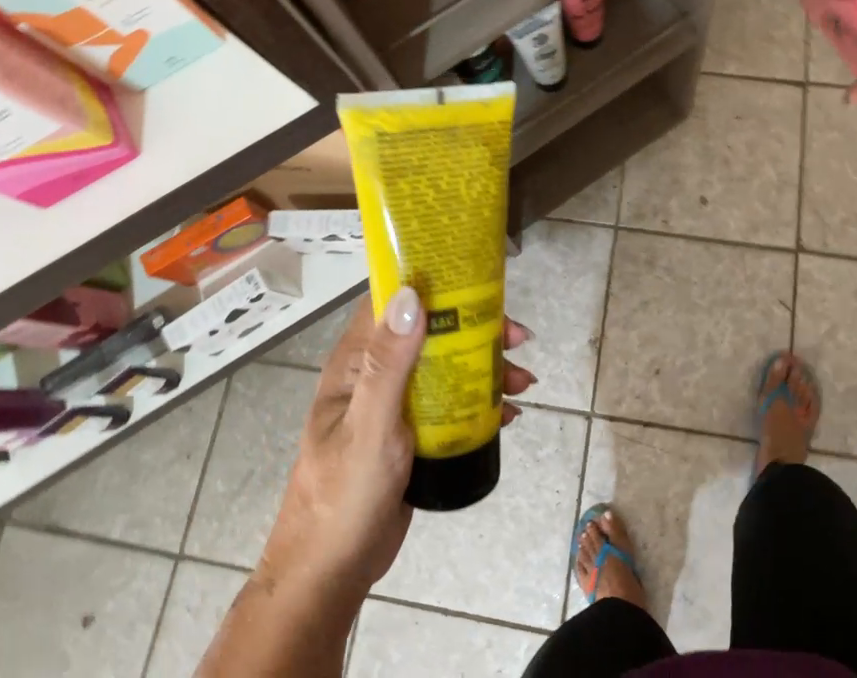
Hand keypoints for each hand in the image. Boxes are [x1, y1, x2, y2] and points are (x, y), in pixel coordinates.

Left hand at [257, 289, 535, 596]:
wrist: (333, 570)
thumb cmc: (343, 495)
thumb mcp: (369, 427)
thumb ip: (388, 364)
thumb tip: (413, 295)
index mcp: (356, 364)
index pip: (394, 303)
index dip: (436, 287)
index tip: (480, 286)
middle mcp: (376, 376)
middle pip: (431, 335)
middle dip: (477, 331)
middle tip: (519, 340)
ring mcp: (396, 408)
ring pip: (446, 370)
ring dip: (486, 369)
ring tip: (523, 383)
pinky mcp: (413, 437)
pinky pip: (451, 407)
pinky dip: (480, 403)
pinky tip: (507, 414)